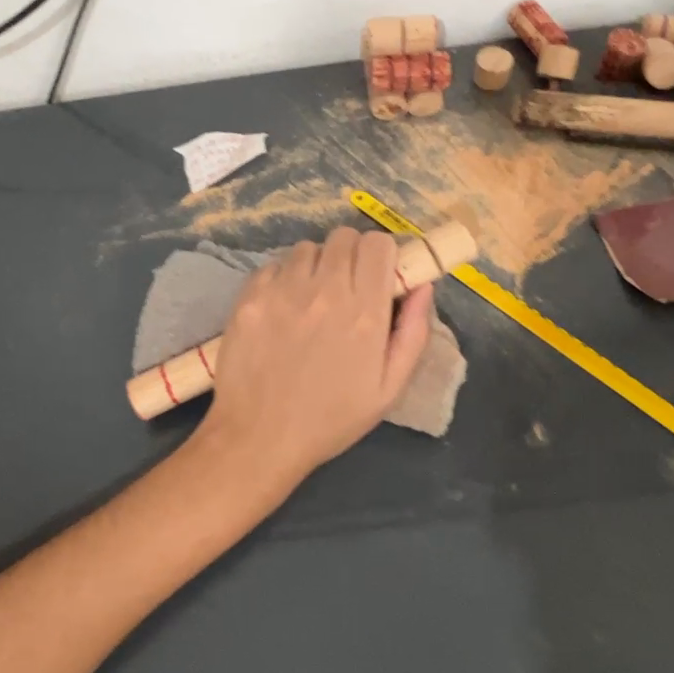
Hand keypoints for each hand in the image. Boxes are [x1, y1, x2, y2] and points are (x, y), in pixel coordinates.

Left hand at [192, 227, 434, 487]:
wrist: (260, 436)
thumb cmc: (331, 418)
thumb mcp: (389, 388)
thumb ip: (413, 333)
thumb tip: (423, 285)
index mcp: (364, 311)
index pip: (378, 244)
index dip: (382, 254)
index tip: (379, 275)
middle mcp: (324, 290)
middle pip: (343, 236)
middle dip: (351, 254)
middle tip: (347, 286)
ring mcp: (282, 290)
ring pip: (307, 248)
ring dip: (316, 265)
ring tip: (312, 299)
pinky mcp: (250, 296)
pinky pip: (273, 266)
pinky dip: (282, 278)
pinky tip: (282, 309)